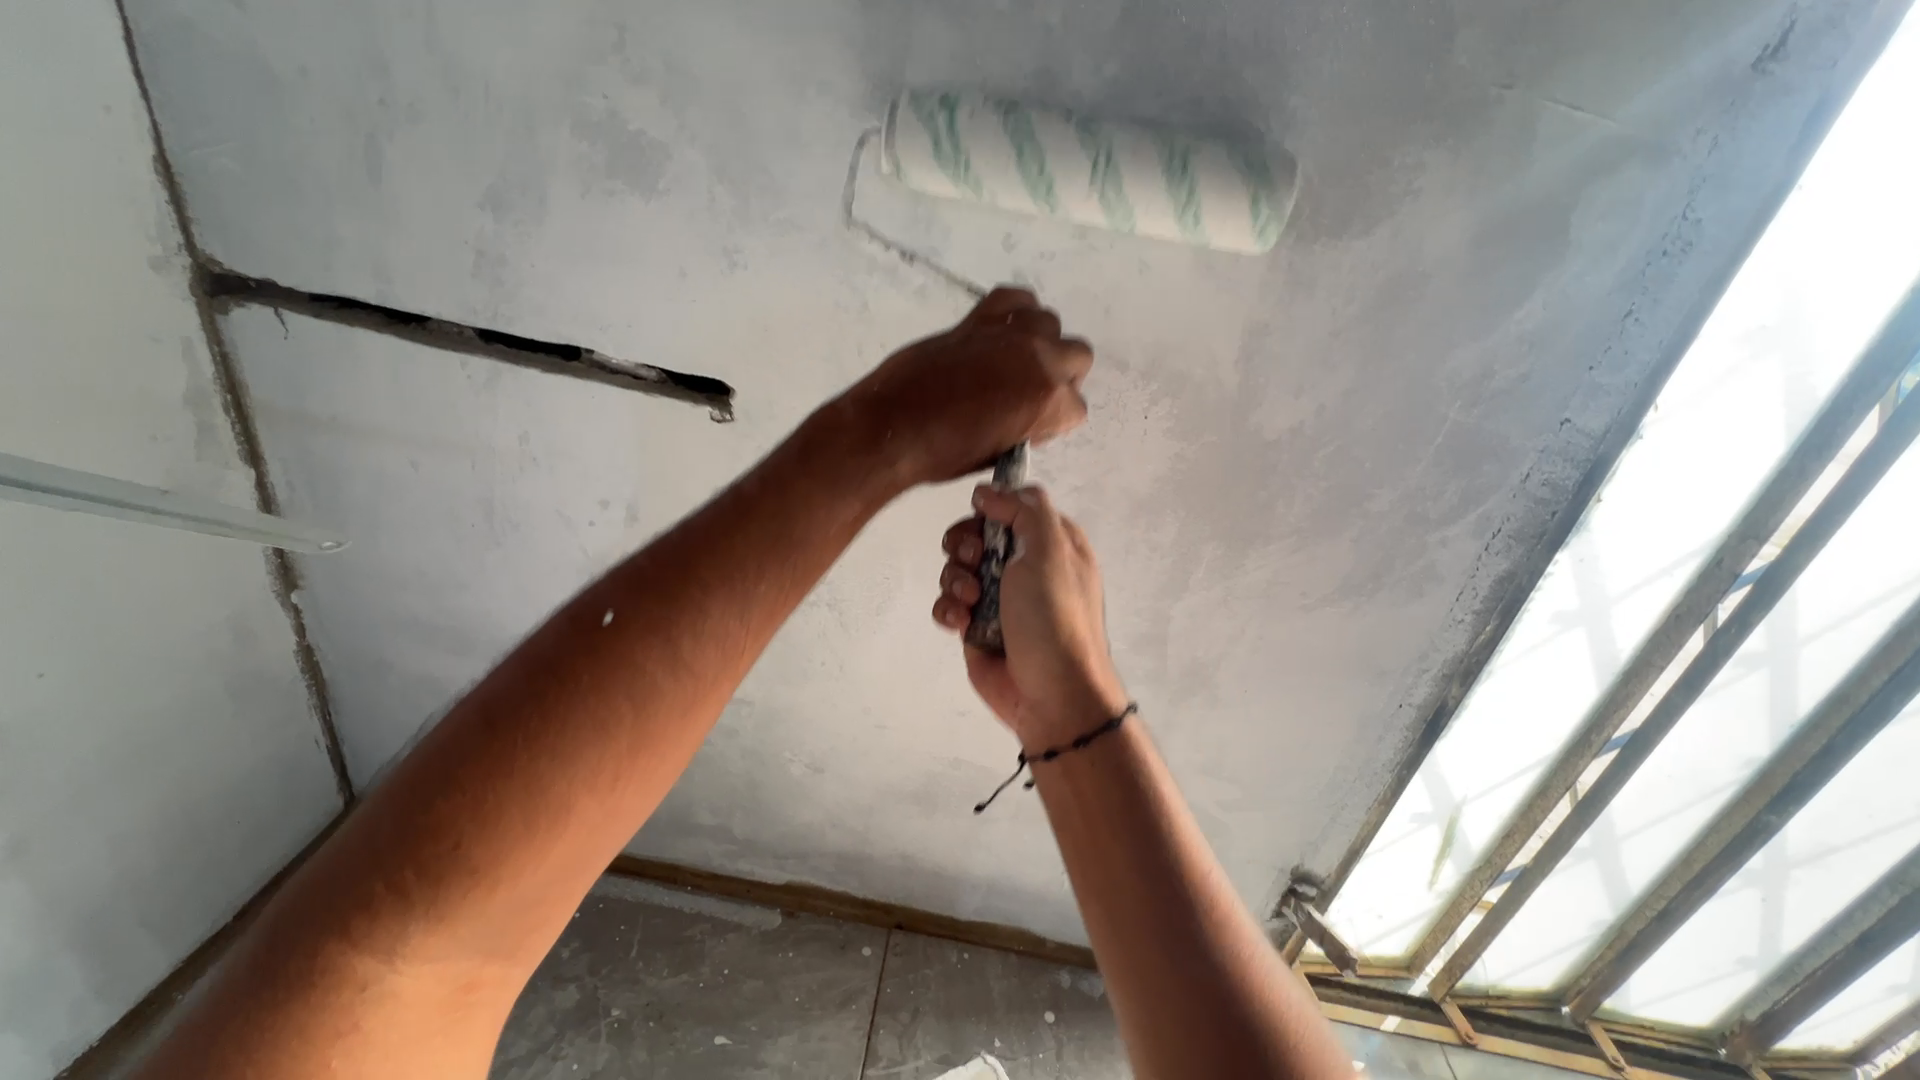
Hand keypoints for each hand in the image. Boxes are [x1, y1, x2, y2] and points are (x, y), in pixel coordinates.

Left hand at [839, 287, 1091, 486]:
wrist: (891, 429)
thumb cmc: (943, 454)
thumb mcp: (999, 452)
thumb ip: (1028, 426)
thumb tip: (1030, 416)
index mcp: (1049, 402)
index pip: (1077, 407)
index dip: (1054, 420)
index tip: (1030, 426)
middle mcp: (1039, 360)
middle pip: (1078, 356)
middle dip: (1061, 375)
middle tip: (1027, 392)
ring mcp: (1009, 333)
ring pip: (1050, 323)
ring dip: (1039, 341)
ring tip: (1009, 363)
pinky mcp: (978, 317)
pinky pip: (1015, 298)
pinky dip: (1014, 312)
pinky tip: (997, 334)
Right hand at [933, 485, 1129, 749]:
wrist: (1051, 695)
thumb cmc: (1056, 618)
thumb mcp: (1051, 551)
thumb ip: (1025, 510)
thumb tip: (989, 491)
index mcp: (1052, 544)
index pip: (1014, 506)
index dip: (993, 508)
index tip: (982, 516)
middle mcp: (1025, 567)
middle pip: (977, 534)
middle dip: (965, 544)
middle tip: (975, 559)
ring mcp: (999, 598)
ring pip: (957, 568)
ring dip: (955, 579)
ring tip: (971, 599)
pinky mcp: (977, 628)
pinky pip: (949, 604)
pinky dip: (948, 609)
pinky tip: (960, 622)